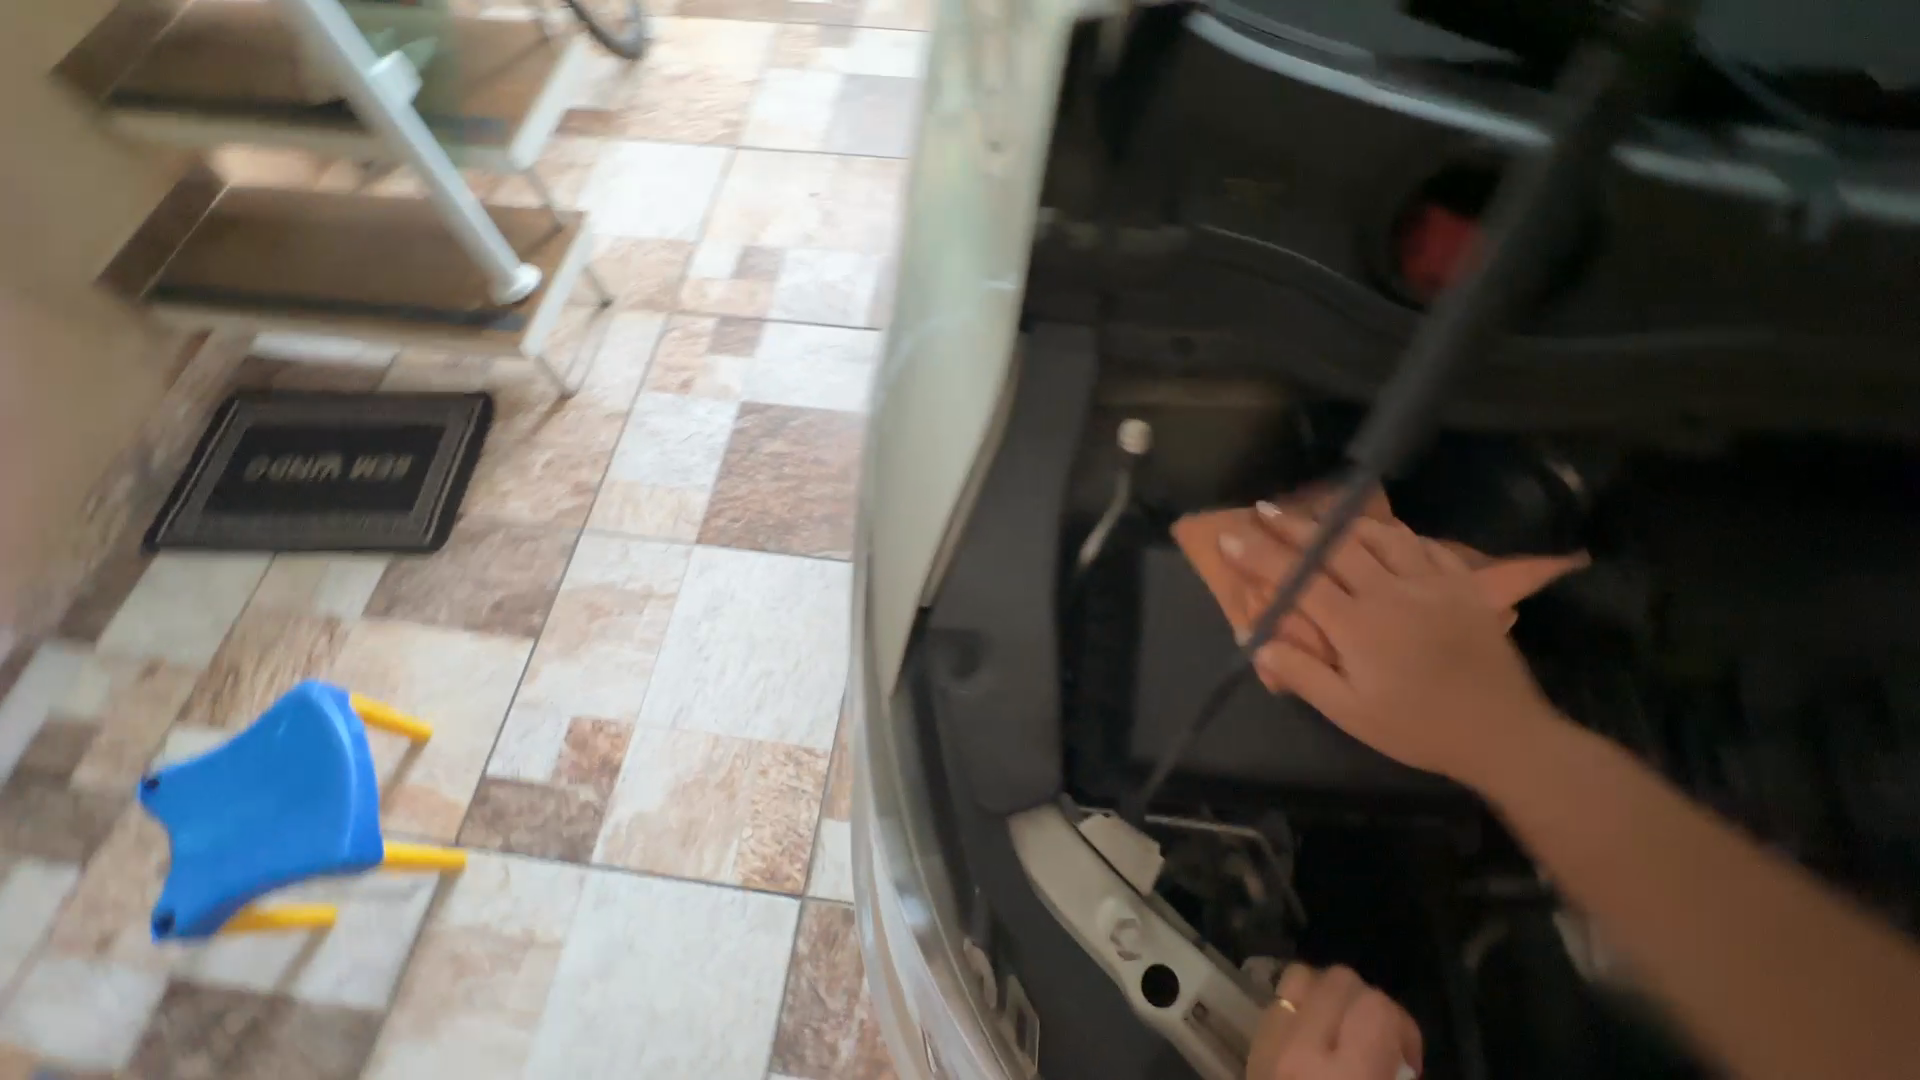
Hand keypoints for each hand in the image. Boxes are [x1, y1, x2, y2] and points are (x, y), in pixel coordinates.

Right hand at [1219, 507, 1563, 784]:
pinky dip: (1399, 535)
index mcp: (1358, 625)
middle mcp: (1392, 592)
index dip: (1260, 556)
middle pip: (1336, 546)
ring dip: (1345, 522)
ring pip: (1382, 536)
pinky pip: (1427, 546)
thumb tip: (1259, 641)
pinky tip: (1388, 536)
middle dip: (1294, 526)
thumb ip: (1303, 674)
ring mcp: (1433, 584)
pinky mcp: (1465, 587)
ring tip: (1322, 515)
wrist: (1504, 735)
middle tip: (1265, 510)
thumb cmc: (1418, 728)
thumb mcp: (1350, 713)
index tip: (1230, 536)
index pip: (1299, 579)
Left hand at [1247, 964, 1421, 1079]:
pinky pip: (1278, 998)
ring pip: (1303, 975)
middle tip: (1380, 1047)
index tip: (1408, 1061)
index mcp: (1346, 1076)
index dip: (1403, 1026)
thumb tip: (1397, 1051)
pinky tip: (1314, 1036)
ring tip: (1345, 1034)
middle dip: (1368, 1005)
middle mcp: (1301, 1048)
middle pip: (1341, 979)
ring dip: (1330, 995)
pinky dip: (1301, 1005)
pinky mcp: (1252, 1044)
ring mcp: (1269, 1042)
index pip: (1376, 1007)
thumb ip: (1392, 1070)